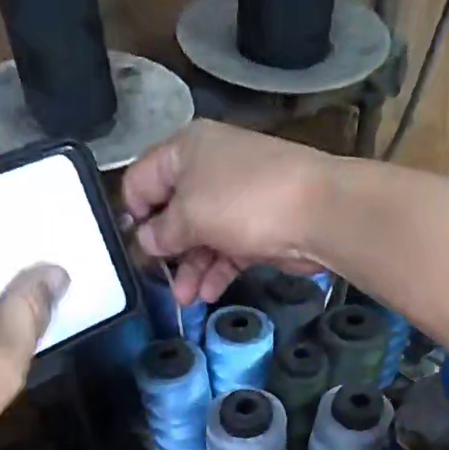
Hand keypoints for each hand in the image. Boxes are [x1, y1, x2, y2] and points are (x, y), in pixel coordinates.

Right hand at [121, 121, 336, 304]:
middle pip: (173, 212)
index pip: (142, 178)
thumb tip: (144, 241)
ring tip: (184, 299)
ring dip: (190, 269)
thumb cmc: (244, 202)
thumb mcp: (190, 214)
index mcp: (186, 150)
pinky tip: (206, 295)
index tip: (131, 246)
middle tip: (157, 279)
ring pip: (201, 237)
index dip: (133, 212)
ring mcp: (236, 201)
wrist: (317, 212)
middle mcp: (209, 170)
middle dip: (164, 249)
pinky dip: (215, 272)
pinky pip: (226, 252)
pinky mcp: (257, 229)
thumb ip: (162, 232)